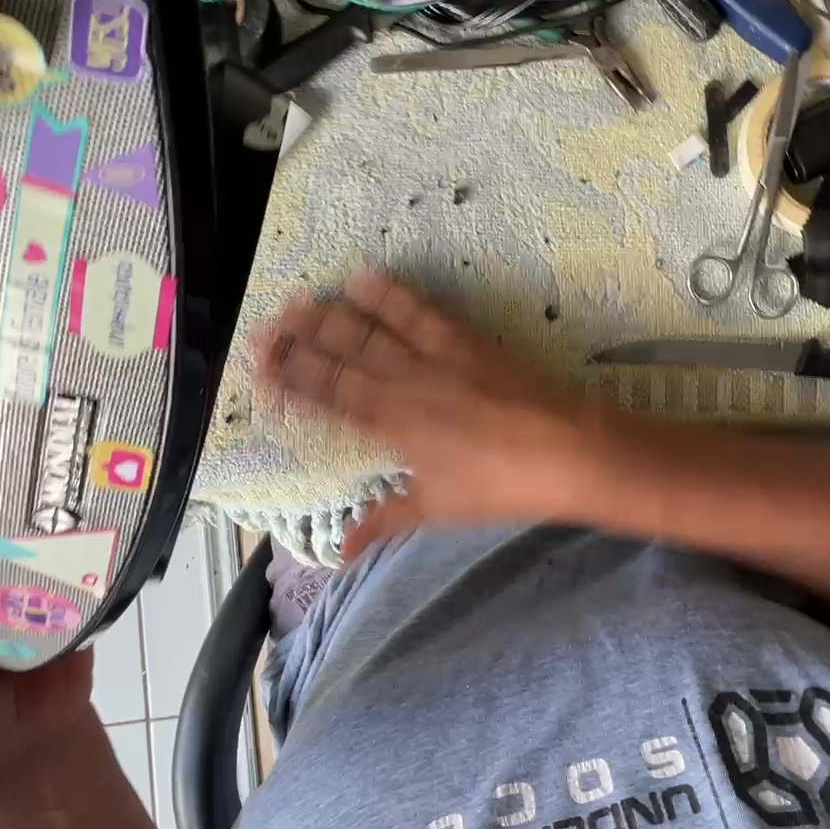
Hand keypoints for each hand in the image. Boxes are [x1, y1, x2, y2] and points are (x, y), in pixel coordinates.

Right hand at [255, 271, 615, 553]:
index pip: (330, 398)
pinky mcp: (467, 339)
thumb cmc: (501, 484)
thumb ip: (384, 520)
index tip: (262, 366)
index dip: (293, 381)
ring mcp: (436, 356)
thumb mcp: (438, 508)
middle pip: (344, 356)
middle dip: (302, 340)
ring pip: (375, 329)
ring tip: (302, 297)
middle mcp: (406, 384)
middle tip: (270, 322)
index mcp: (393, 425)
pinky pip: (421, 311)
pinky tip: (370, 277)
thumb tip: (338, 551)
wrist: (567, 448)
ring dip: (335, 313)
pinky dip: (393, 294)